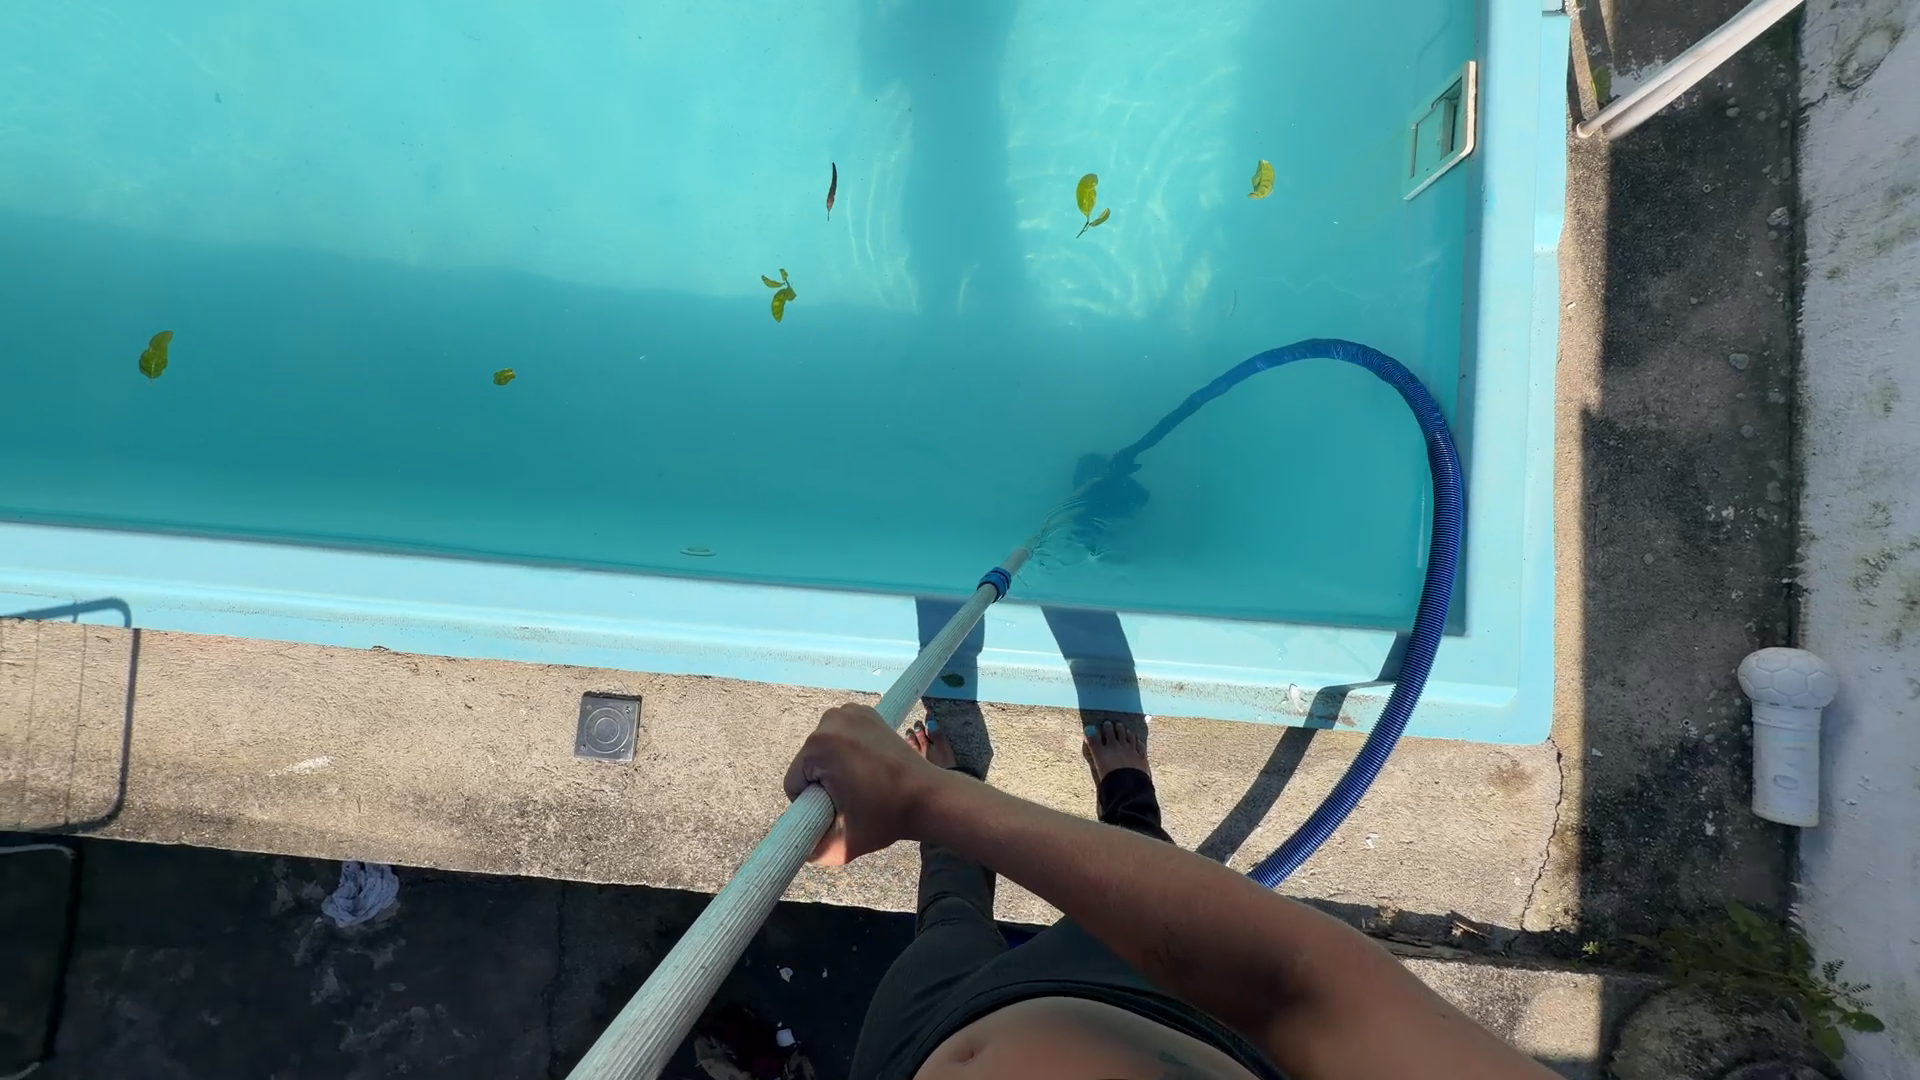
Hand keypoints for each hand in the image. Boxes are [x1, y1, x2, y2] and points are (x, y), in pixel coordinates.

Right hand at [783, 703, 944, 864]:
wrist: (926, 794)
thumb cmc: (885, 817)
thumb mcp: (840, 846)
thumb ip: (809, 851)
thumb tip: (795, 844)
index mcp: (818, 745)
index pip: (794, 783)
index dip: (811, 804)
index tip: (839, 809)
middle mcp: (831, 719)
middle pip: (808, 764)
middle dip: (824, 783)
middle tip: (854, 796)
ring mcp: (850, 711)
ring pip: (823, 750)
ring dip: (834, 767)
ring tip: (862, 781)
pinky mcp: (865, 711)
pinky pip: (840, 737)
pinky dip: (847, 751)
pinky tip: (867, 764)